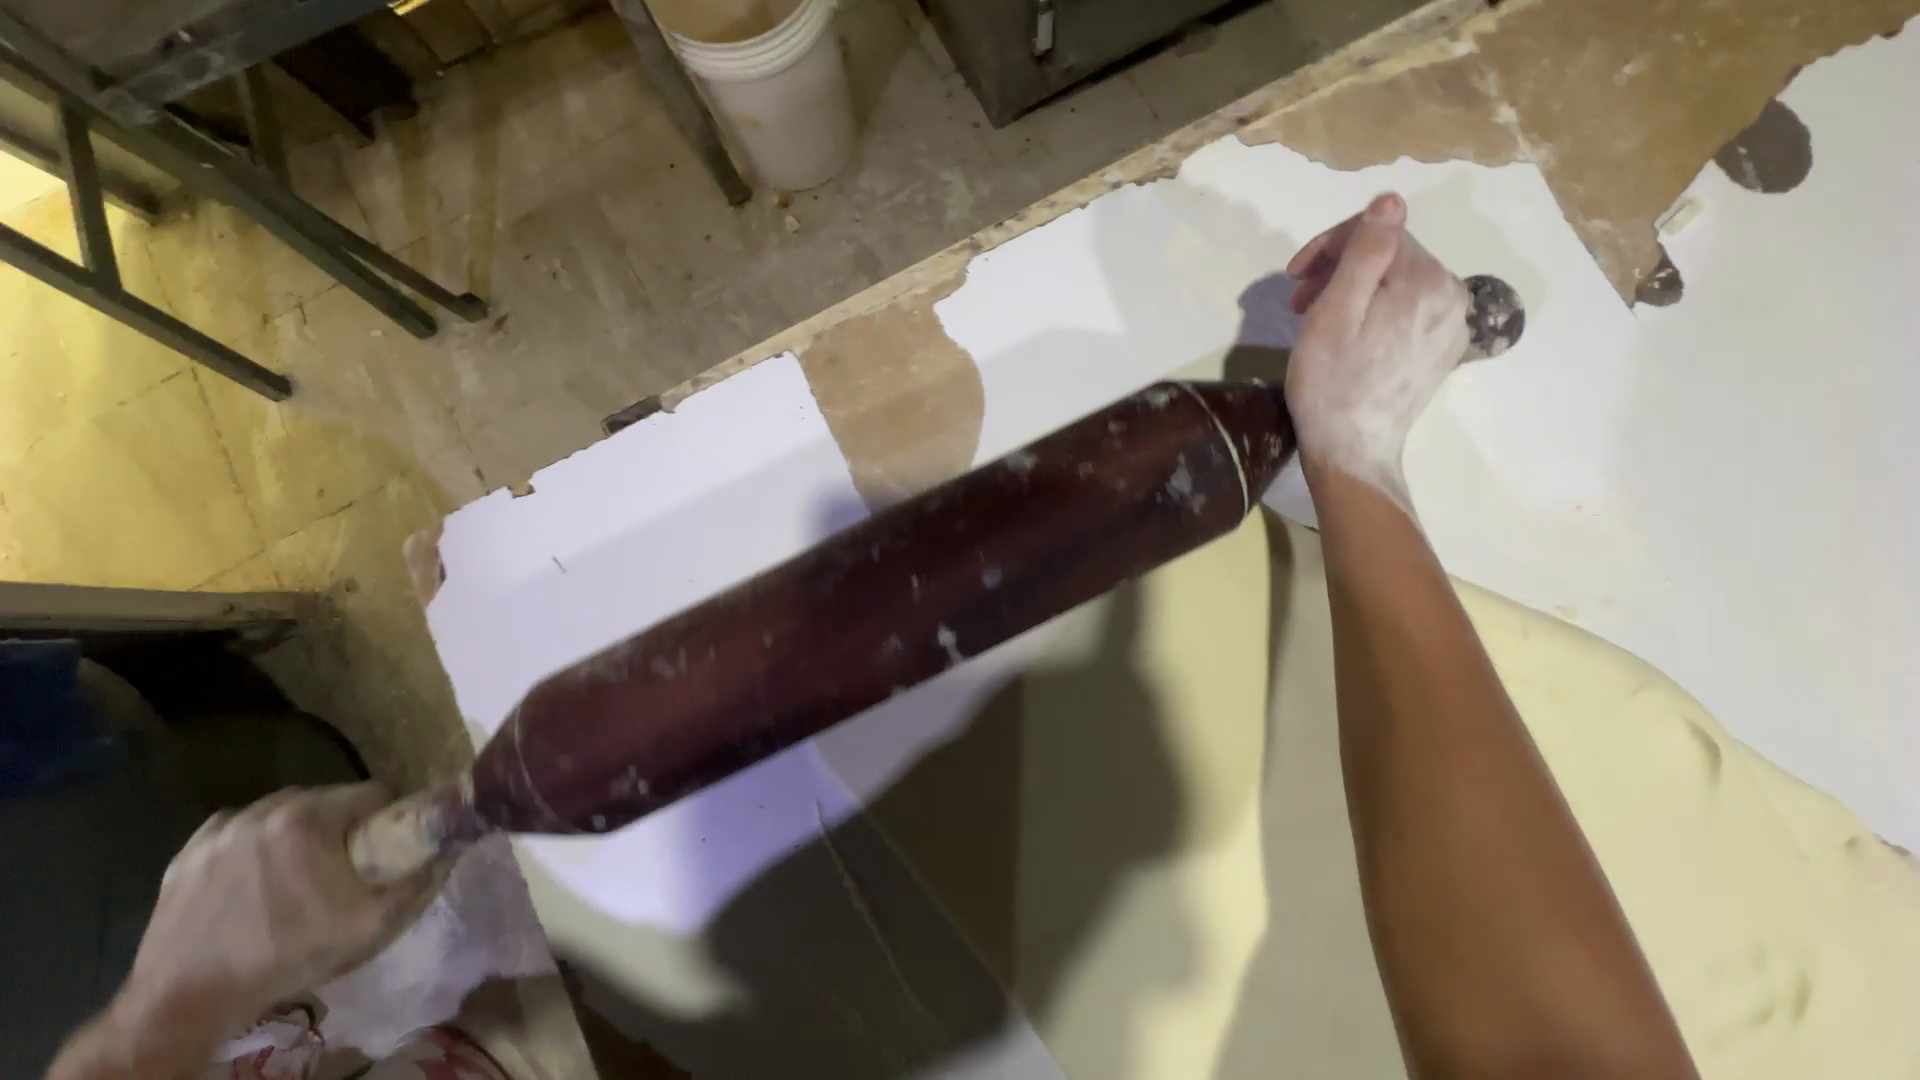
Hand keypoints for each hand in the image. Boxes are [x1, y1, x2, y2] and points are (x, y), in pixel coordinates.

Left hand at [116, 784, 439, 1045]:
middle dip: (341, 825)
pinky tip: (256, 879)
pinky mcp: (186, 855)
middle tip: (343, 867)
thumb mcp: (373, 924)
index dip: (386, 819)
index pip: (372, 793)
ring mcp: (219, 832)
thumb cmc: (288, 955)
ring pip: (281, 813)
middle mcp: (263, 811)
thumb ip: (418, 880)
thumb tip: (451, 849)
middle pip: (326, 799)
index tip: (382, 850)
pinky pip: (238, 832)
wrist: (186, 1002)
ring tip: (298, 875)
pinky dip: (254, 845)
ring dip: (298, 833)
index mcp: (309, 818)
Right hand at [1285, 192, 1468, 507]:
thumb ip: (1364, 252)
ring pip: (1401, 284)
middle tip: (1300, 300)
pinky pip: (1410, 312)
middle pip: (1392, 257)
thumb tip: (1389, 201)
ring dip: (1358, 291)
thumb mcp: (1334, 312)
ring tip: (1320, 319)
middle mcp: (1452, 294)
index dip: (1331, 245)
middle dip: (1343, 268)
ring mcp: (1452, 326)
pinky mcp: (1443, 352)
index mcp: (1425, 279)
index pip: (1379, 232)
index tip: (1294, 275)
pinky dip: (1378, 313)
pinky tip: (1352, 338)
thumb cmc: (1331, 384)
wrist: (1353, 452)